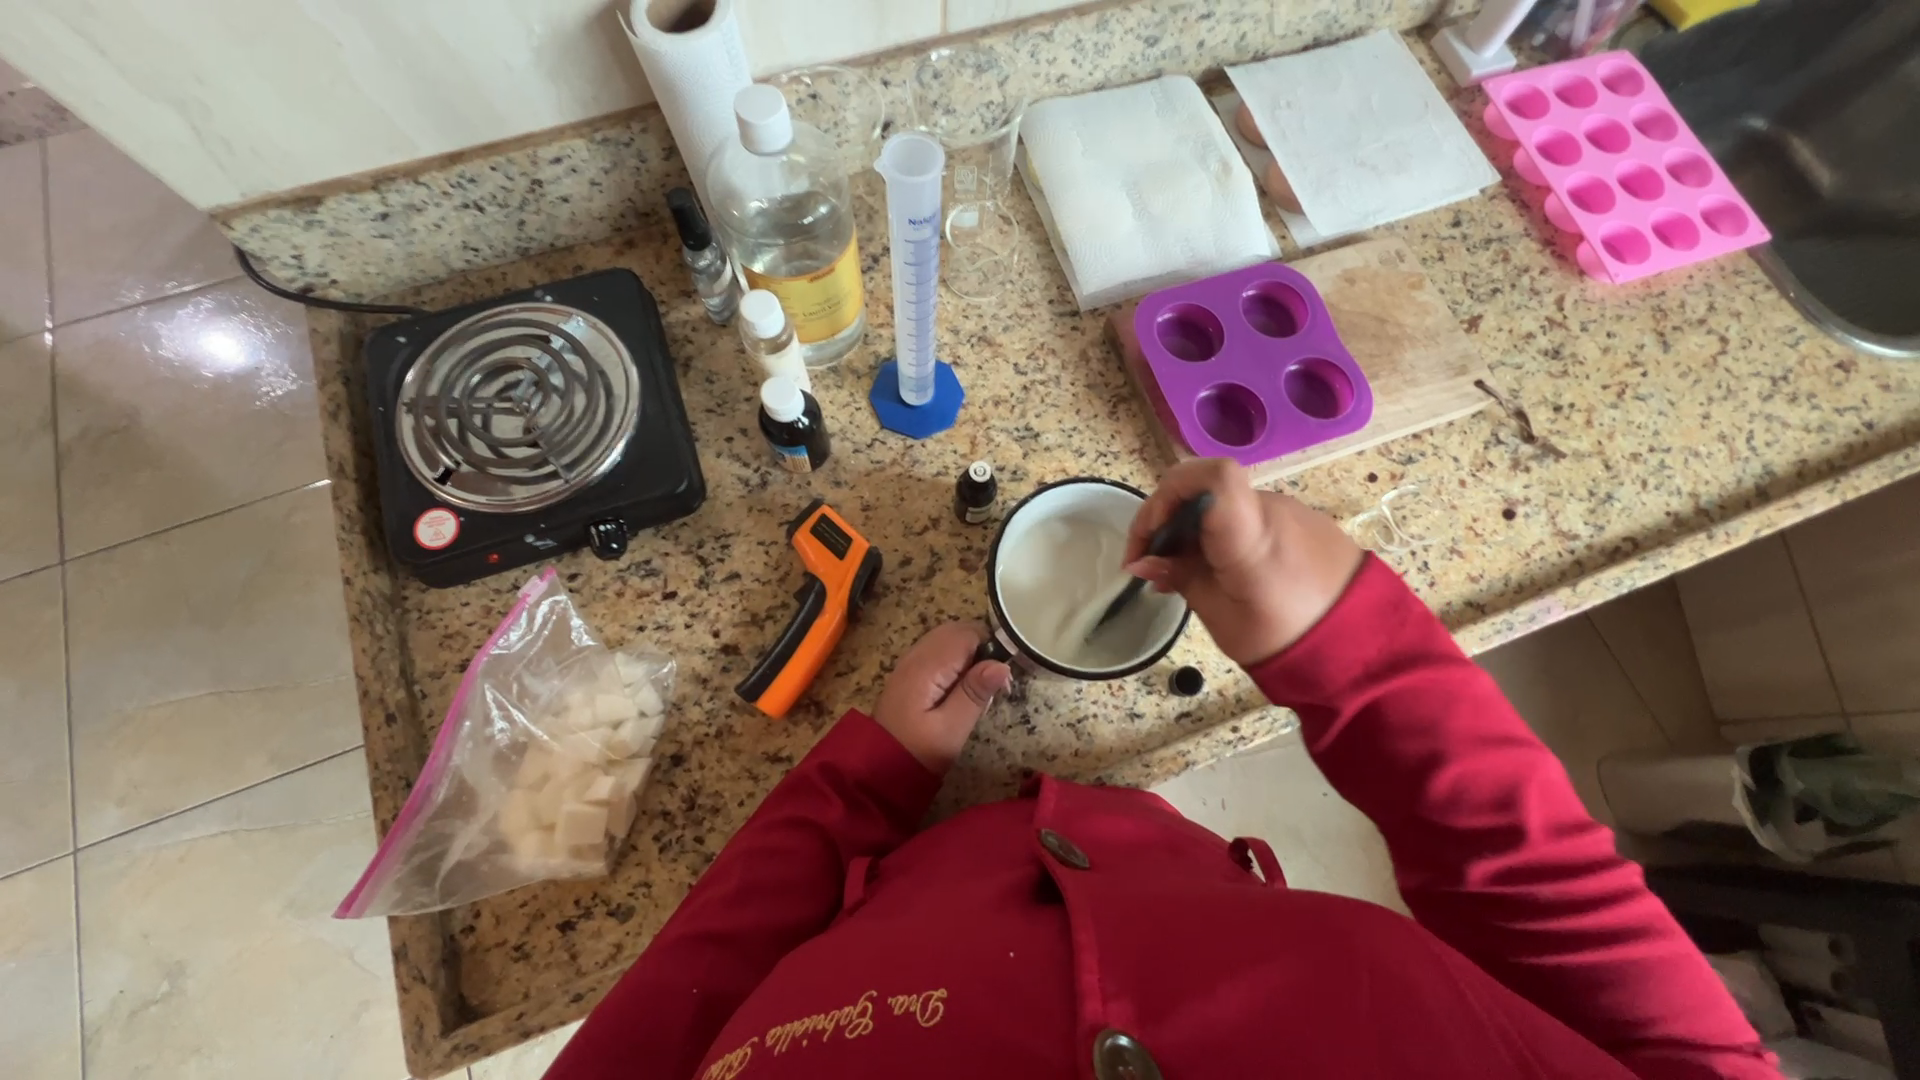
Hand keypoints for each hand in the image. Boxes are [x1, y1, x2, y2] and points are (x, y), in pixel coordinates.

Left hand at [871, 623, 1012, 774]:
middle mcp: (915, 655)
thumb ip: (975, 693)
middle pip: (957, 631)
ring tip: (978, 690)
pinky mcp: (908, 672)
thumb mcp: (951, 728)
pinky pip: (937, 652)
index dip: (991, 649)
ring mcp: (909, 661)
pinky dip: (955, 662)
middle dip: (982, 649)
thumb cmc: (918, 752)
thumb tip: (1002, 664)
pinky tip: (959, 690)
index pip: (967, 633)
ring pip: (948, 639)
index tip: (1002, 680)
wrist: (877, 768)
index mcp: (926, 665)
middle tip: (993, 686)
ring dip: (969, 655)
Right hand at [1124, 459, 1363, 666]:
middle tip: (1152, 564)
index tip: (1151, 537)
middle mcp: (1272, 509)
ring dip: (1192, 529)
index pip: (1211, 477)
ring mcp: (1290, 511)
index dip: (1168, 494)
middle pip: (1204, 489)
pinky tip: (1217, 571)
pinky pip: (1247, 516)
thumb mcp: (1219, 614)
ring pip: (1223, 504)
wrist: (1363, 650)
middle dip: (1167, 518)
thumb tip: (1141, 561)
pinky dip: (1220, 534)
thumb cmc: (1284, 638)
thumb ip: (1179, 577)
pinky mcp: (1302, 521)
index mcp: (1251, 535)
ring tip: (1180, 575)